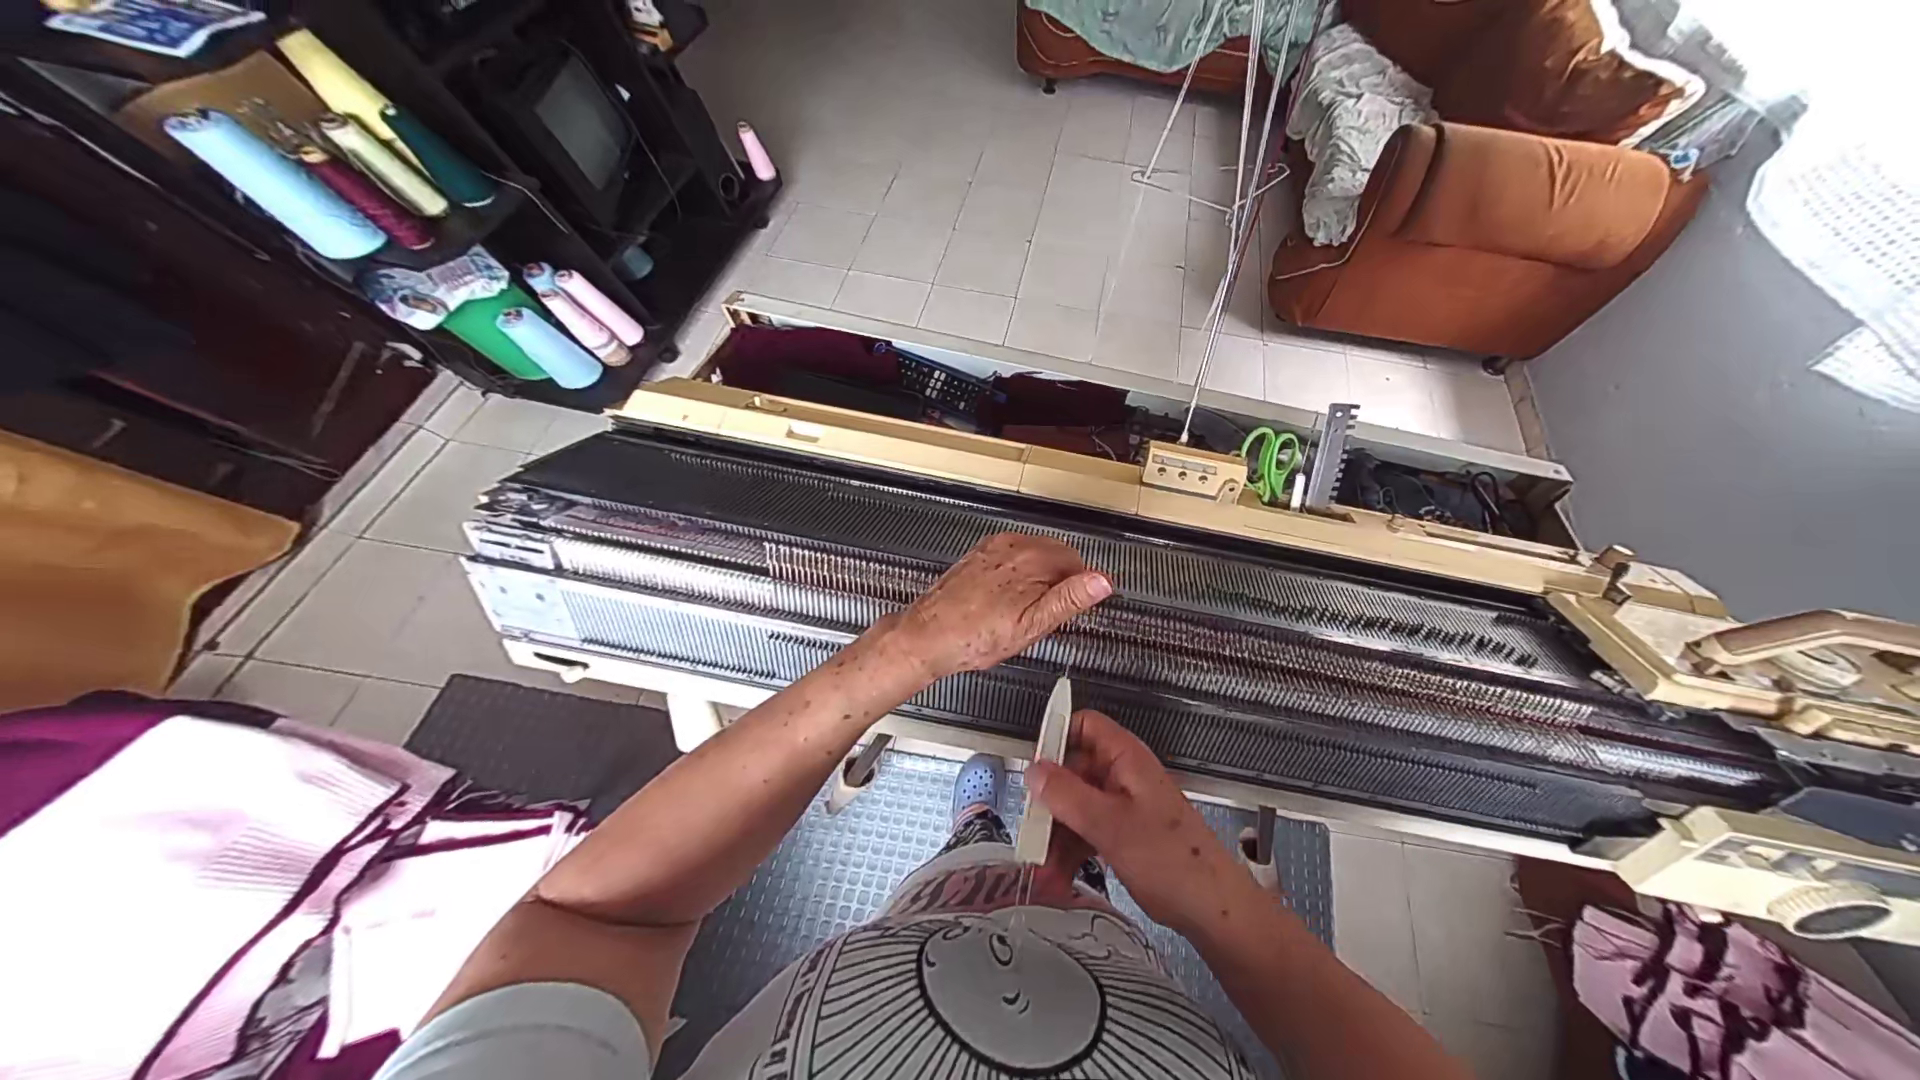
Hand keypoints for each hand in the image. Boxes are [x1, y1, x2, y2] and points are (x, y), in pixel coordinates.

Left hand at [872, 532, 1110, 680]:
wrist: (928, 635)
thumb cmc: (973, 636)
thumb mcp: (1033, 625)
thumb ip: (1070, 599)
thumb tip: (1101, 581)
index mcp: (1033, 559)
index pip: (1078, 564)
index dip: (1074, 592)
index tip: (1062, 611)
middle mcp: (1013, 546)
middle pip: (1057, 557)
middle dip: (1055, 584)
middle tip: (1038, 615)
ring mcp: (994, 548)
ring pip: (1034, 558)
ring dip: (1035, 579)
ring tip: (1016, 611)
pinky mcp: (980, 554)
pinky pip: (1011, 559)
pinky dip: (1014, 577)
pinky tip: (1001, 602)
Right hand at [1028, 710, 1261, 936]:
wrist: (1213, 909)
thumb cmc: (1173, 860)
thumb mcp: (1110, 825)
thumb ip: (1067, 795)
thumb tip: (1033, 771)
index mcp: (1125, 758)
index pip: (1083, 726)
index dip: (1056, 739)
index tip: (1033, 767)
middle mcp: (1122, 775)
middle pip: (1072, 769)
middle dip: (1049, 800)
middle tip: (1032, 827)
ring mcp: (1121, 804)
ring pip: (1074, 804)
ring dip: (1055, 832)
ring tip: (1043, 866)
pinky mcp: (1122, 832)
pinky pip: (1085, 829)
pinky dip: (1070, 849)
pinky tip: (1058, 876)